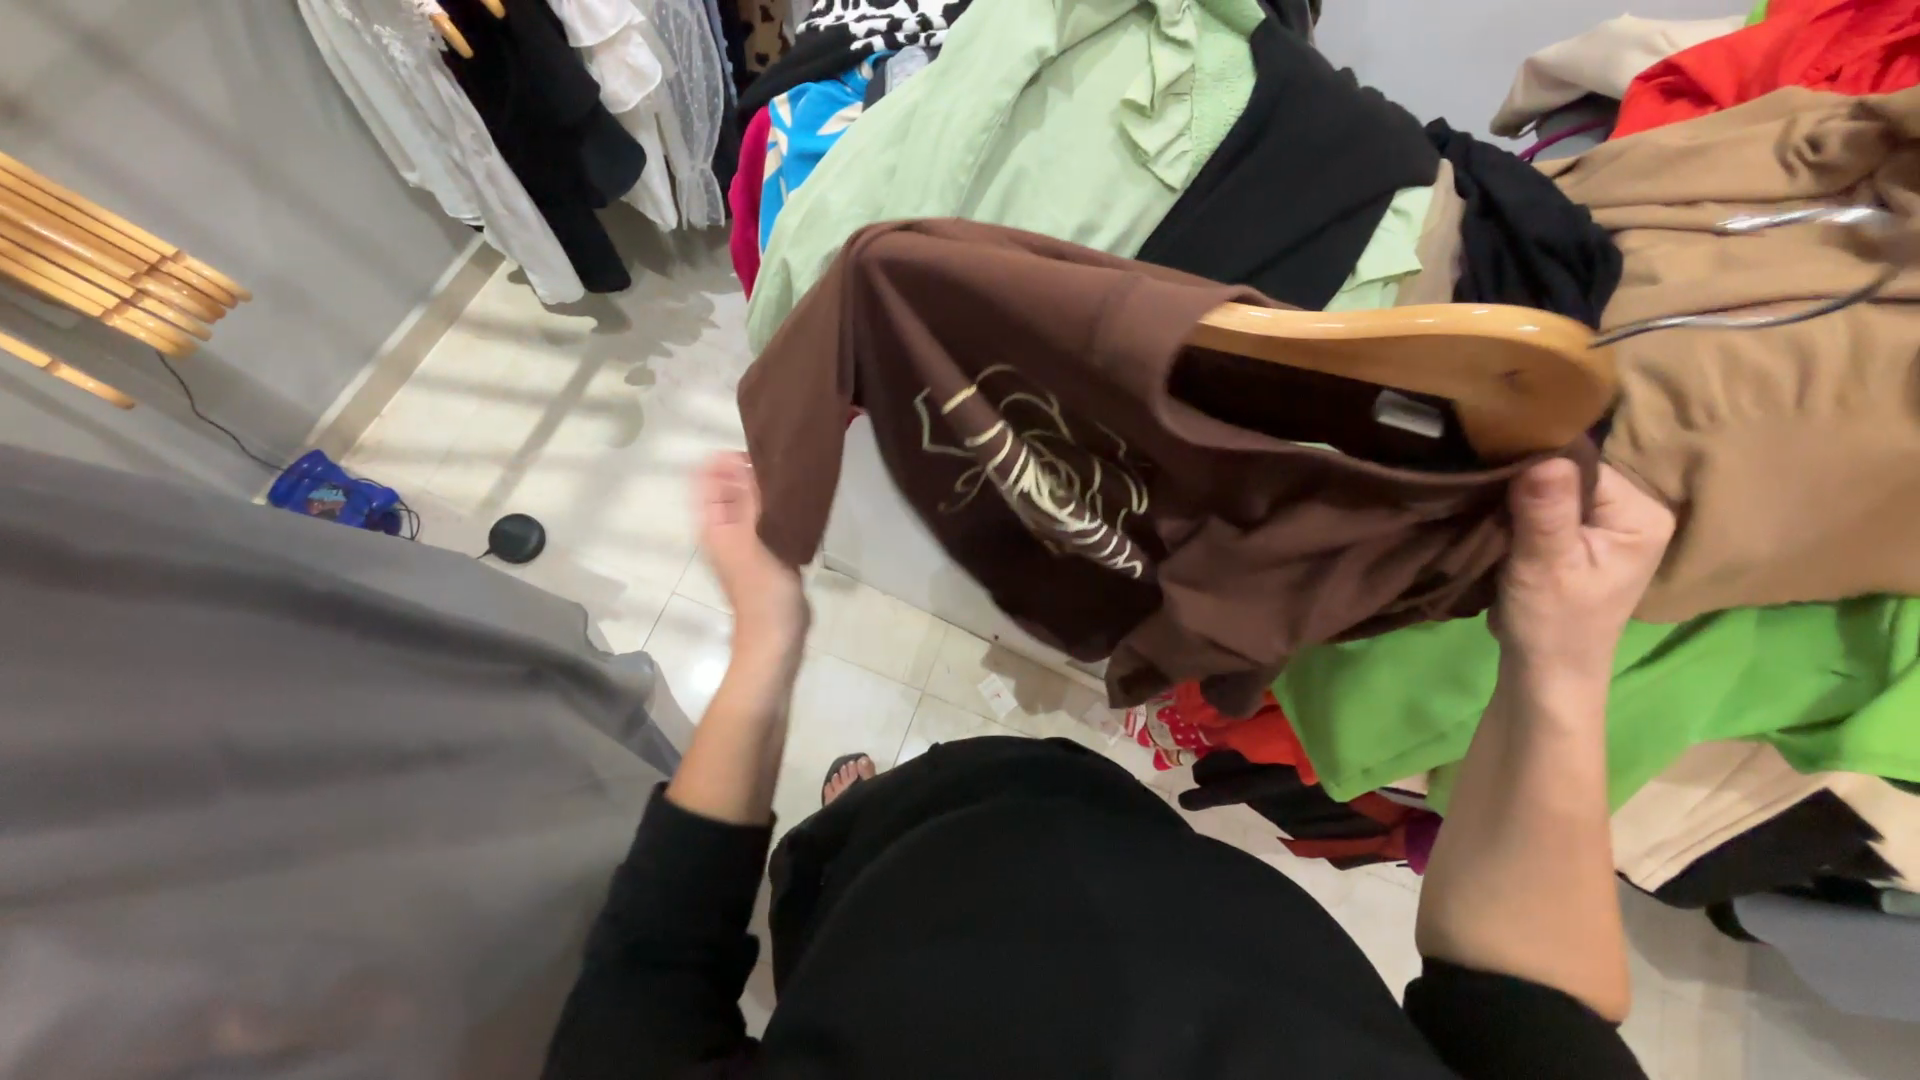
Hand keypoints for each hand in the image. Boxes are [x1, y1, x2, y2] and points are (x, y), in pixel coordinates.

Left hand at [696, 452, 807, 650]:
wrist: (776, 634)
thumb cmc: (763, 588)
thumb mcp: (757, 537)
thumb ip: (752, 498)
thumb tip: (750, 461)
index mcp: (711, 524)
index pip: (706, 475)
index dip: (727, 460)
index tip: (759, 457)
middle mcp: (723, 528)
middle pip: (730, 486)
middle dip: (751, 472)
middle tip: (784, 466)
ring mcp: (745, 540)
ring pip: (752, 501)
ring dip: (769, 491)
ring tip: (795, 482)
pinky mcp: (766, 551)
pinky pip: (769, 518)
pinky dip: (780, 509)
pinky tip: (802, 506)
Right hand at [1492, 460, 1675, 689]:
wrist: (1544, 670)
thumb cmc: (1552, 622)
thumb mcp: (1546, 565)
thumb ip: (1546, 512)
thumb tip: (1543, 458)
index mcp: (1642, 515)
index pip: (1583, 466)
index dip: (1536, 468)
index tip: (1491, 476)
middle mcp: (1632, 513)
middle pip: (1567, 476)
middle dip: (1523, 483)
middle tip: (1481, 492)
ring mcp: (1604, 527)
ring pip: (1550, 491)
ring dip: (1514, 499)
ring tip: (1482, 505)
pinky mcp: (1576, 539)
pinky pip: (1542, 509)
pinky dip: (1516, 513)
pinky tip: (1493, 519)